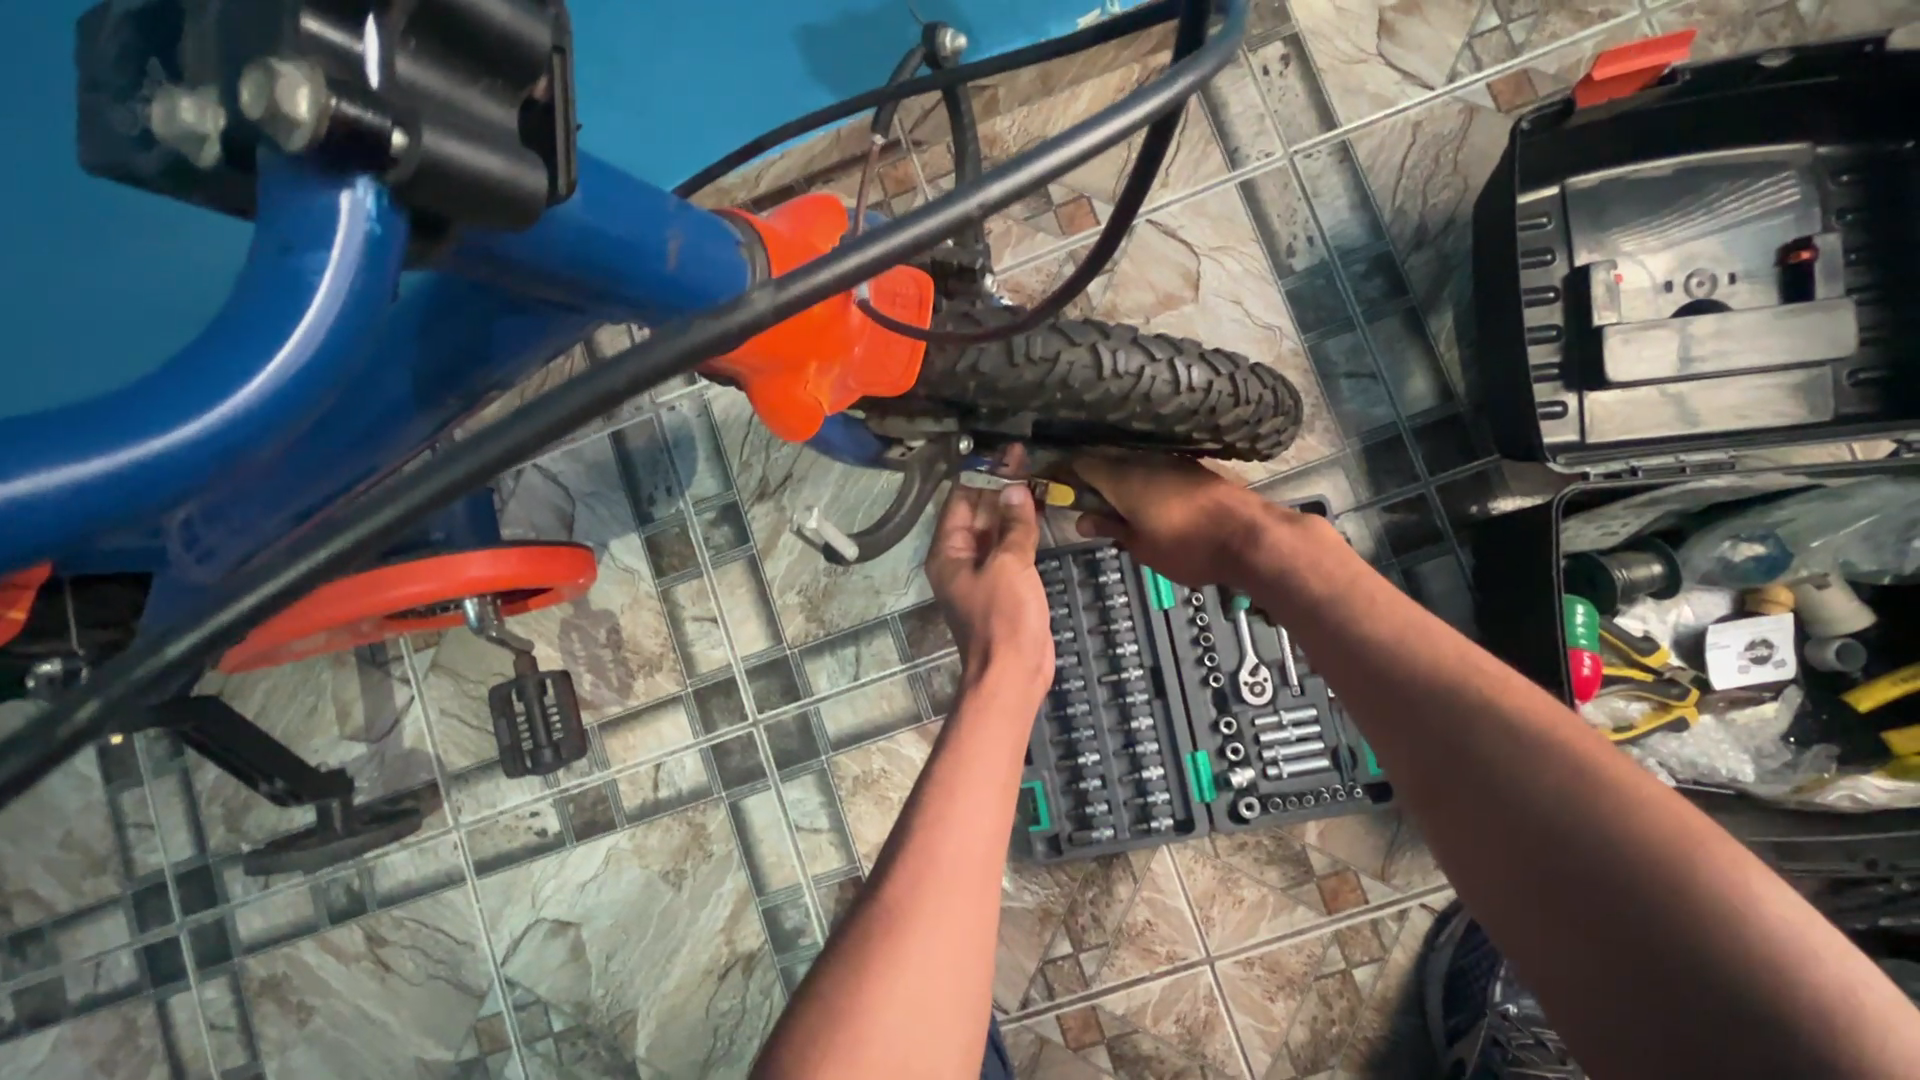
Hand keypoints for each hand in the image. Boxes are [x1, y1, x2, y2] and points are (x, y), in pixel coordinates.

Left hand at [925, 470, 1053, 692]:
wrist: (1013, 673)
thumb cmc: (1003, 618)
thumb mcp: (1008, 565)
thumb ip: (1013, 526)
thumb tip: (1014, 490)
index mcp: (948, 553)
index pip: (960, 501)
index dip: (982, 475)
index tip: (1004, 454)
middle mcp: (961, 560)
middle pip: (978, 513)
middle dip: (1000, 487)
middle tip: (1025, 457)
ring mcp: (984, 574)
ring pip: (997, 531)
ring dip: (1014, 507)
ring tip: (1035, 476)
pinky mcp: (1005, 586)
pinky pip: (1011, 549)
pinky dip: (1023, 530)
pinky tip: (1040, 510)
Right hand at [1071, 453, 1290, 588]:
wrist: (1252, 538)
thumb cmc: (1189, 547)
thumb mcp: (1142, 547)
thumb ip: (1111, 529)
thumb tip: (1083, 520)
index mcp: (1123, 478)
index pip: (1080, 463)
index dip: (1063, 473)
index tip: (1052, 485)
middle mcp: (1144, 460)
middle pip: (1106, 461)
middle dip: (1091, 478)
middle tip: (1084, 502)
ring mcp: (1172, 460)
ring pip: (1133, 464)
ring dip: (1120, 480)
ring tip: (1116, 506)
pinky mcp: (1194, 468)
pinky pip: (1157, 468)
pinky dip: (1145, 481)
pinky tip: (1147, 501)